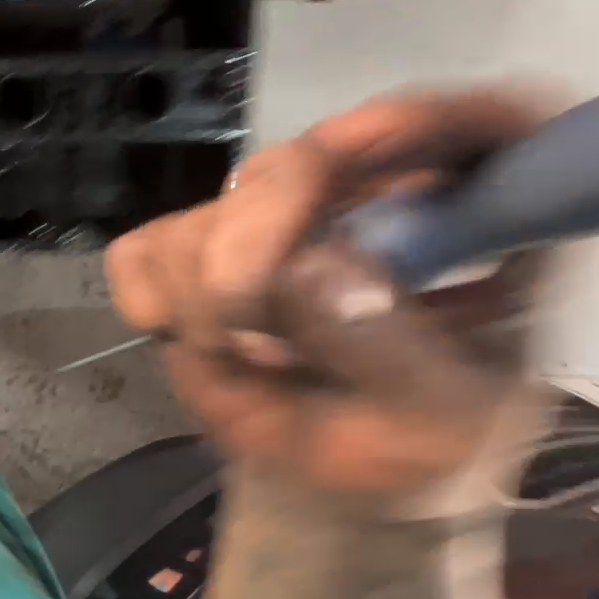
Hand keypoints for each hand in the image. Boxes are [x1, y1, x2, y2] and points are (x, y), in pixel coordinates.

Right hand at [104, 88, 557, 498]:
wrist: (339, 473)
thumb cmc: (413, 444)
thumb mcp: (437, 411)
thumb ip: (389, 345)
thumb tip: (309, 270)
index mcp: (463, 214)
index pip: (449, 125)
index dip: (399, 127)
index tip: (354, 162)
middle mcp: (356, 197)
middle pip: (282, 171)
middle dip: (248, 257)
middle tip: (254, 341)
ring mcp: (258, 222)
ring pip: (196, 221)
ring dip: (204, 306)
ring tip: (251, 359)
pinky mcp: (182, 249)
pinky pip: (135, 252)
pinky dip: (151, 304)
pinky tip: (197, 338)